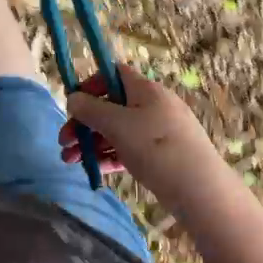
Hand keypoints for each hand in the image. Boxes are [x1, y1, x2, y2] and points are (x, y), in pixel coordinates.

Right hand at [60, 64, 220, 209]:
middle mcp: (152, 106)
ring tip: (70, 161)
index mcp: (145, 90)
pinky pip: (127, 149)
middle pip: (110, 106)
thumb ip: (90, 109)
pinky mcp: (159, 155)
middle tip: (63, 141)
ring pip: (116, 131)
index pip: (114, 74)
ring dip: (90, 143)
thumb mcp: (116, 124)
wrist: (199, 188)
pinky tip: (93, 169)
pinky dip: (108, 156)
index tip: (73, 104)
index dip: (91, 85)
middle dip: (83, 123)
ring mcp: (157, 132)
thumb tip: (73, 98)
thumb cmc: (155, 147)